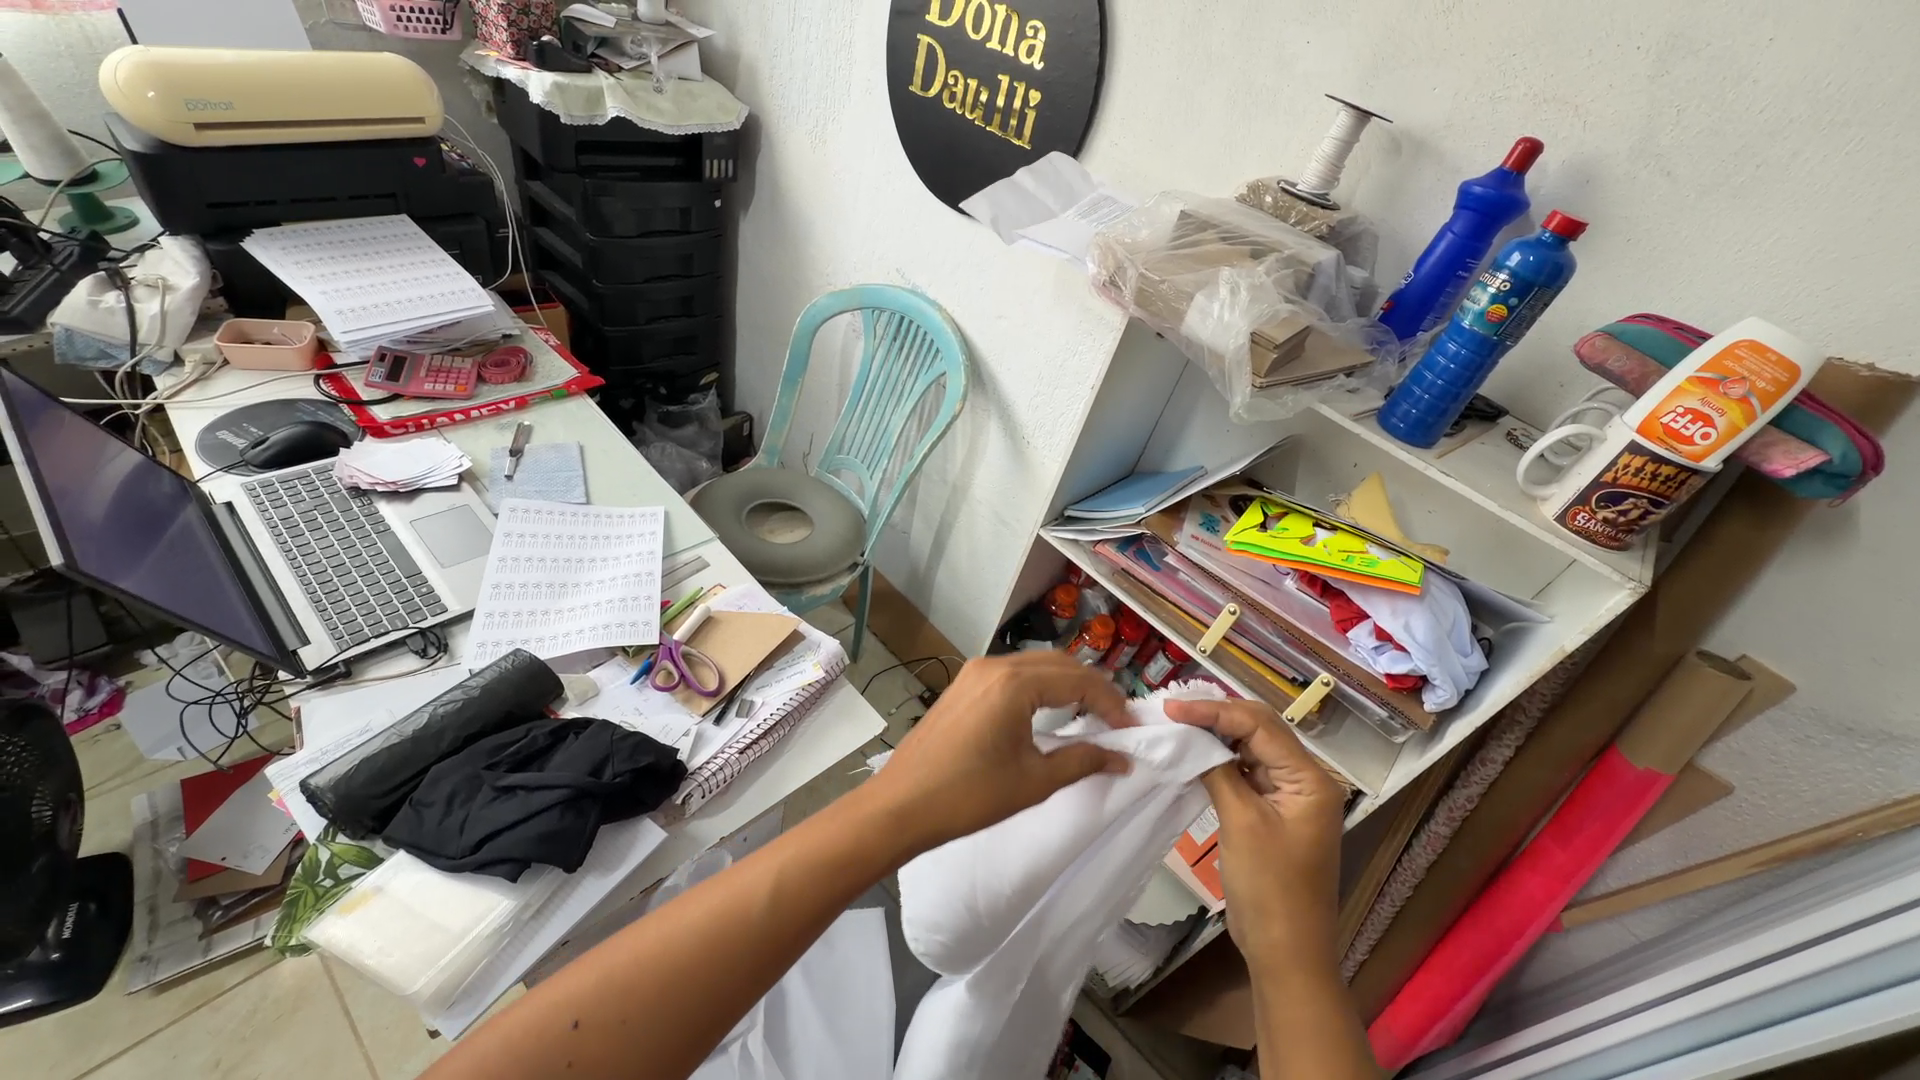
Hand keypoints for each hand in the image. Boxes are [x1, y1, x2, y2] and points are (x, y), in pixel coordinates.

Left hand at [862, 651, 1132, 855]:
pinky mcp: (962, 685)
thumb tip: (1122, 758)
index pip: (1078, 680)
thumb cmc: (969, 795)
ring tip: (1089, 715)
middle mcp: (994, 665)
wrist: (901, 806)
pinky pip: (1012, 674)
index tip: (1131, 729)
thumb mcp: (1034, 781)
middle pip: (1058, 664)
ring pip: (1034, 665)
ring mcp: (974, 672)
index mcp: (1014, 683)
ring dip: (1066, 684)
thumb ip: (1082, 761)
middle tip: (1115, 721)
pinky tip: (1050, 712)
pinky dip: (1039, 687)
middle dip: (1092, 688)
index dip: (1111, 703)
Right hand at [1165, 697, 1346, 970]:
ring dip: (1217, 736)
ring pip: (1251, 749)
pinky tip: (1194, 754)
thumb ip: (1219, 771)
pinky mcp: (1273, 812)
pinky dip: (1220, 761)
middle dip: (1217, 715)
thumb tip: (1193, 737)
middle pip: (1259, 730)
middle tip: (1173, 709)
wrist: (1286, 950)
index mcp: (1310, 778)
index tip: (1172, 707)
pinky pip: (1247, 773)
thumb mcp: (1241, 823)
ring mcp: (1290, 796)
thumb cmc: (1269, 887)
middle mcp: (1306, 779)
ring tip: (1178, 724)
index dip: (1214, 711)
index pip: (1259, 725)